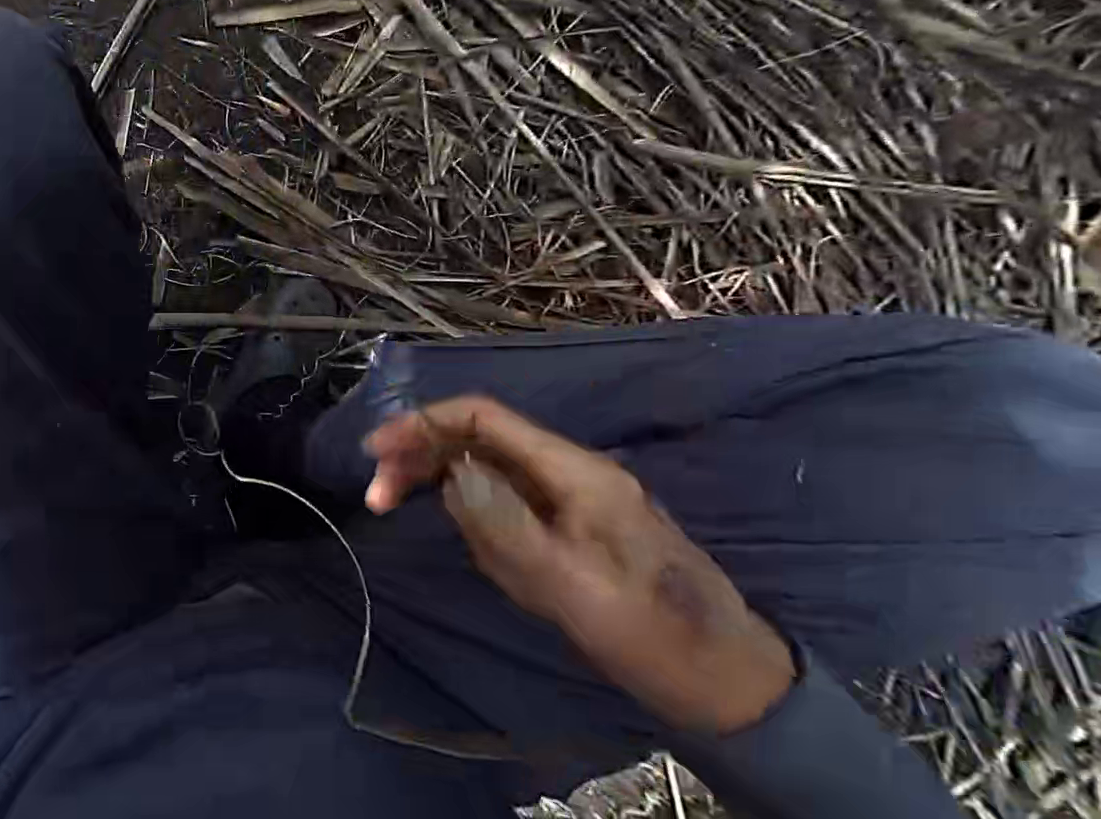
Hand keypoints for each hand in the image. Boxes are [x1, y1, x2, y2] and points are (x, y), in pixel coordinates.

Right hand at [364, 395, 793, 735]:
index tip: (375, 448)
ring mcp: (564, 498)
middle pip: (474, 442)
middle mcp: (564, 471)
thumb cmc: (650, 632)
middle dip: (423, 462)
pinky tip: (500, 565)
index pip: (482, 417)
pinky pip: (504, 510)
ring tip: (489, 565)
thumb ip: (504, 523)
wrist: (727, 685)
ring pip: (485, 477)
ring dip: (458, 506)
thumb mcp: (569, 584)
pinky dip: (483, 529)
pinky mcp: (563, 525)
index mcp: (571, 469)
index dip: (423, 422)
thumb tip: (450, 473)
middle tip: (379, 498)